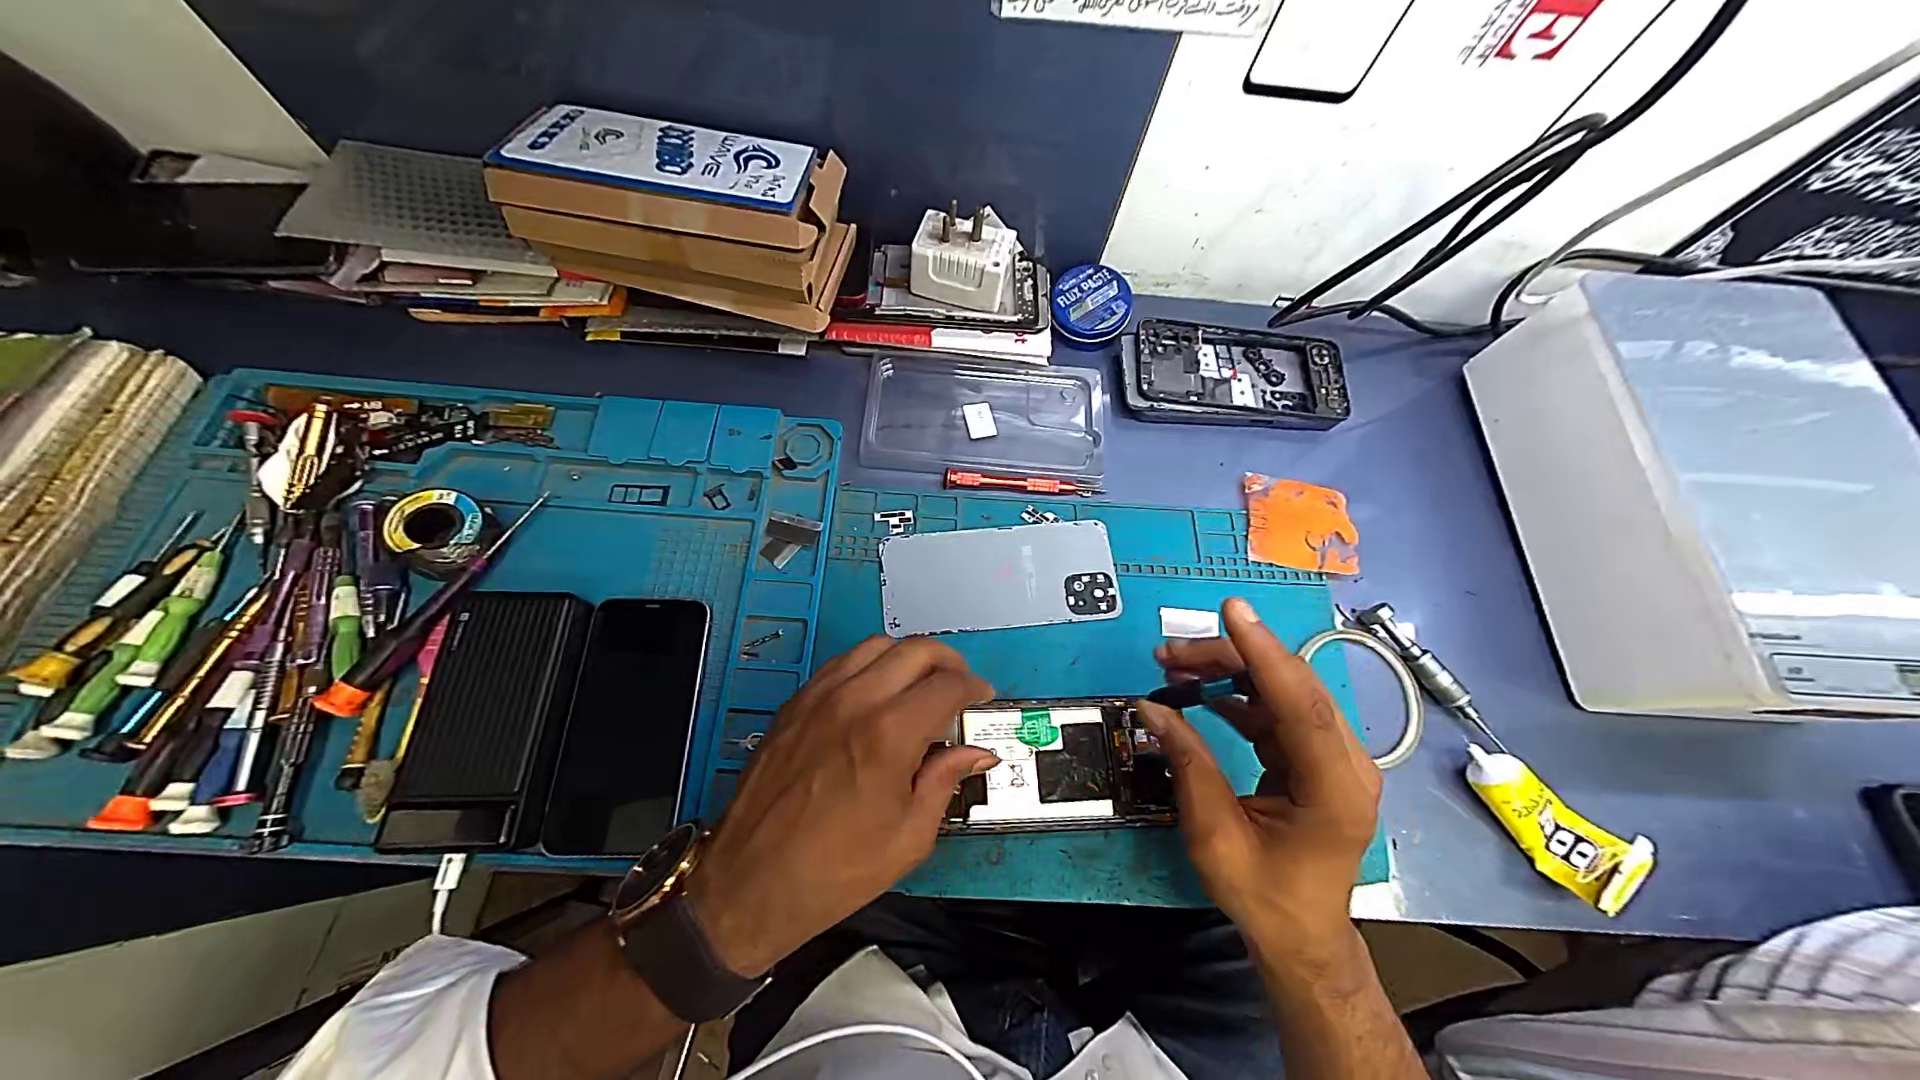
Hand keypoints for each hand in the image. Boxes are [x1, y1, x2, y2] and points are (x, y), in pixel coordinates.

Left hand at [685, 637, 997, 975]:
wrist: (750, 883)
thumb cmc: (830, 871)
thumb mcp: (908, 837)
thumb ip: (946, 781)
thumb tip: (975, 754)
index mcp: (888, 735)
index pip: (948, 684)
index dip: (975, 688)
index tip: (980, 698)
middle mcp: (854, 702)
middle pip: (917, 650)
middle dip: (949, 663)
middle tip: (957, 689)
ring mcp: (819, 697)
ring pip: (878, 645)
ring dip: (908, 658)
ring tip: (918, 687)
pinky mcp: (796, 703)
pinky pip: (842, 661)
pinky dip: (870, 665)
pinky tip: (876, 694)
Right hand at [1138, 598, 1381, 974]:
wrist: (1301, 936)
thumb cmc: (1265, 895)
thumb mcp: (1214, 835)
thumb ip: (1189, 764)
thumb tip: (1154, 707)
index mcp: (1335, 788)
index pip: (1303, 704)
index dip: (1264, 654)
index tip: (1233, 612)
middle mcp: (1346, 762)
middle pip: (1290, 685)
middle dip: (1229, 657)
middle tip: (1168, 653)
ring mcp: (1332, 757)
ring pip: (1280, 690)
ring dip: (1228, 672)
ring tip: (1174, 667)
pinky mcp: (1313, 757)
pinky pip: (1274, 709)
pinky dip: (1236, 694)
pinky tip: (1201, 692)